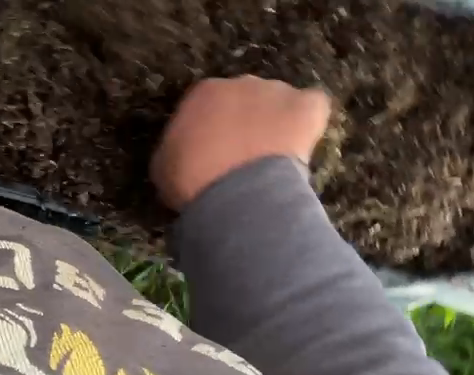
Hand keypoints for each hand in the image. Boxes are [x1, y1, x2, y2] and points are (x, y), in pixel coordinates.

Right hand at [151, 76, 330, 211]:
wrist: (233, 193)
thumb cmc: (190, 182)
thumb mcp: (163, 166)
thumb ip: (177, 146)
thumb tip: (186, 147)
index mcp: (202, 93)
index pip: (204, 105)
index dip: (206, 129)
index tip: (206, 153)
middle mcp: (242, 82)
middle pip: (243, 99)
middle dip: (241, 122)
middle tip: (236, 157)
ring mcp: (278, 90)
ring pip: (276, 104)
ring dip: (272, 124)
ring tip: (266, 160)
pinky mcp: (309, 104)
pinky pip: (310, 109)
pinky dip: (305, 124)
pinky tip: (294, 148)